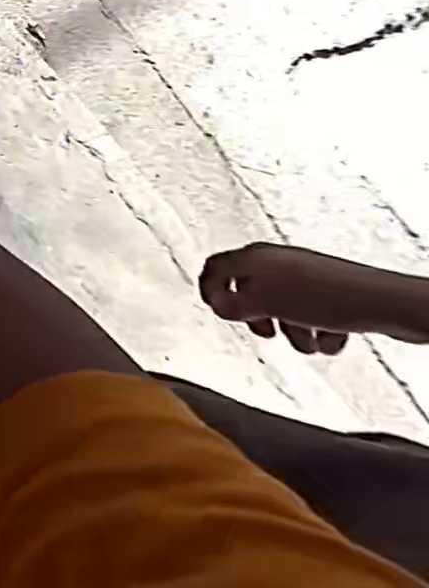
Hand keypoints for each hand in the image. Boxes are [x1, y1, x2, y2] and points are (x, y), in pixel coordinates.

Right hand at [198, 243, 407, 353]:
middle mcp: (277, 260)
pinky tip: (325, 341)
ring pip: (283, 301)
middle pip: (250, 287)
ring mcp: (308, 273)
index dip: (209, 289)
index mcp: (252, 256)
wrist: (391, 304)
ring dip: (288, 325)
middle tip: (260, 330)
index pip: (215, 268)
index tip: (213, 307)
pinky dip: (314, 326)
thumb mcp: (263, 304)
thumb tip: (220, 308)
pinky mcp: (335, 288)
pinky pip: (312, 306)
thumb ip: (232, 306)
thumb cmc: (325, 298)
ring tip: (302, 344)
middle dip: (255, 314)